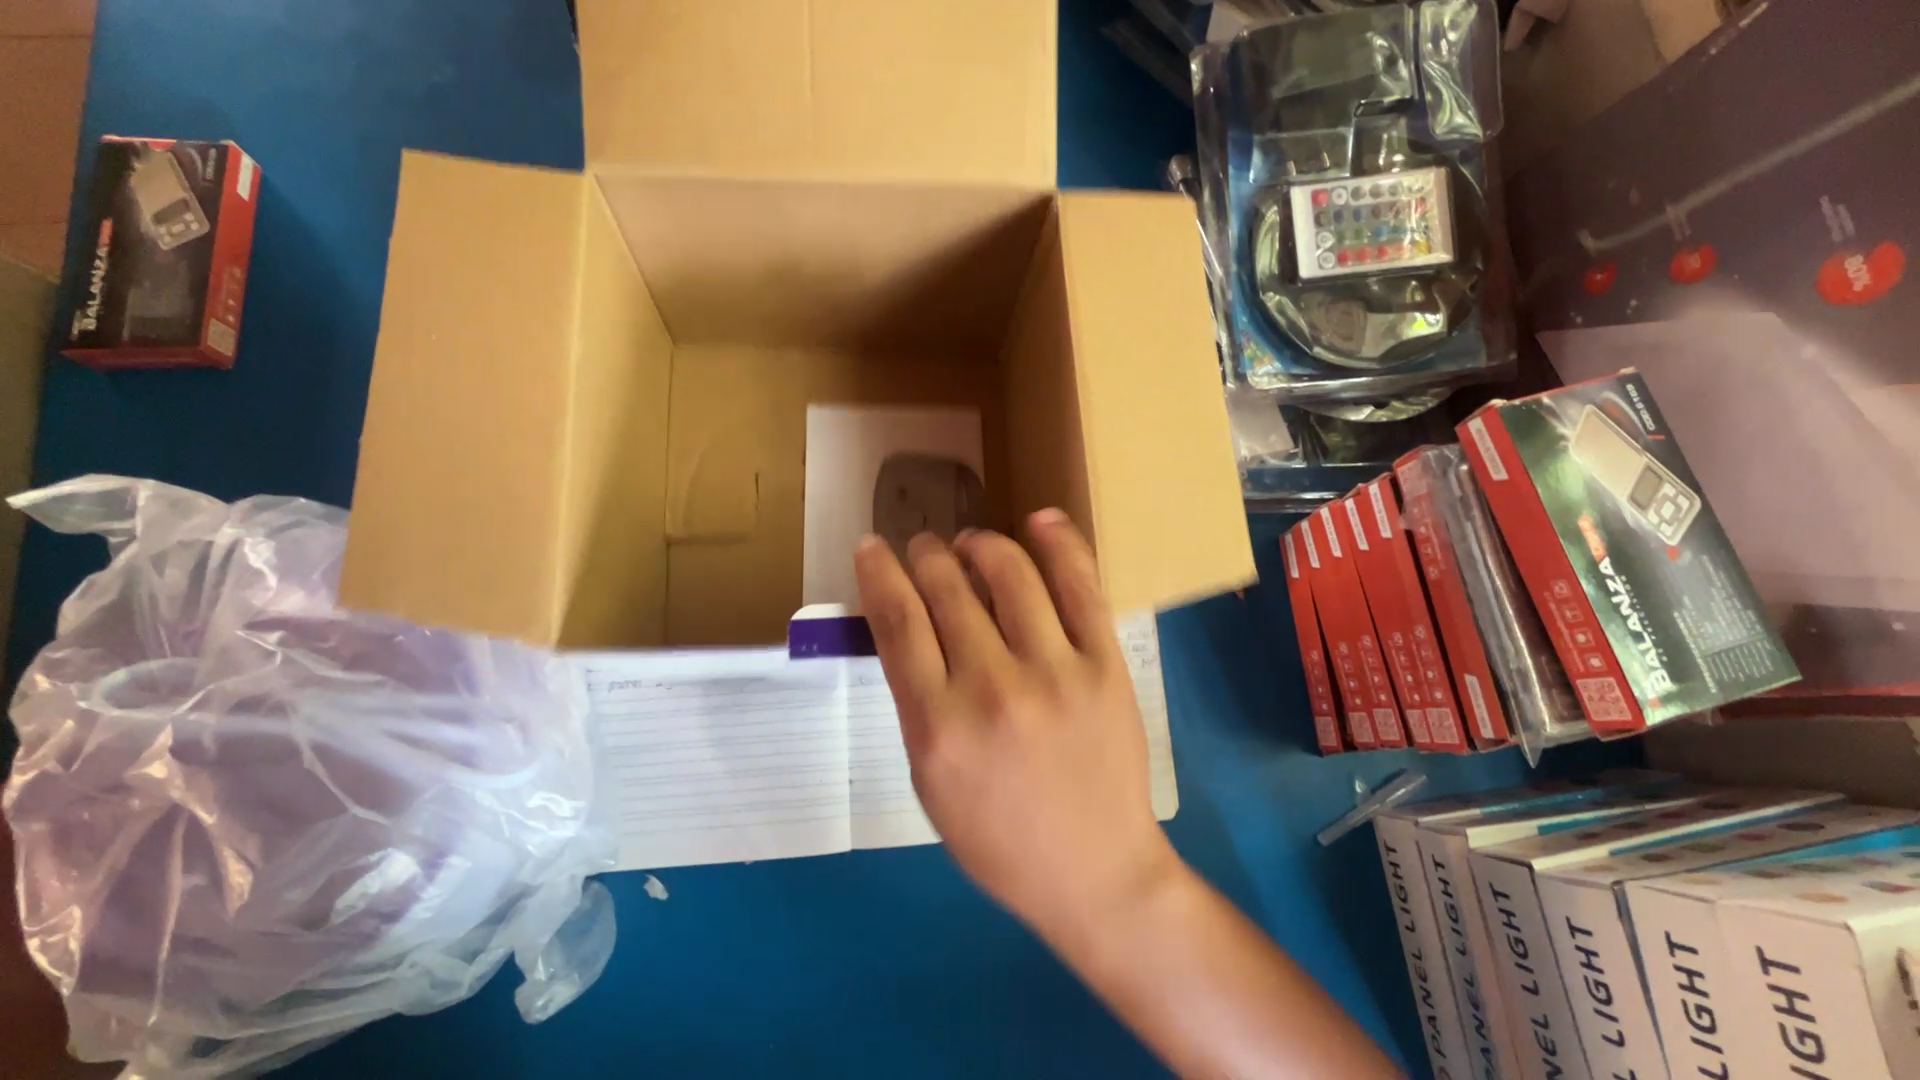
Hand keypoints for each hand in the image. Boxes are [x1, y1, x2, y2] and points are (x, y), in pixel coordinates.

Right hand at [853, 509, 1181, 935]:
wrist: (1094, 871)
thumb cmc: (998, 839)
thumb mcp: (930, 782)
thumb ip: (916, 703)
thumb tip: (908, 628)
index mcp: (937, 726)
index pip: (897, 621)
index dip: (878, 572)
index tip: (872, 547)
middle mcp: (990, 688)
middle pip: (946, 588)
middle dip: (925, 554)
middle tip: (923, 547)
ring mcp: (1055, 672)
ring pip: (1009, 573)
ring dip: (981, 544)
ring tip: (973, 544)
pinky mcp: (1106, 665)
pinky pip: (1081, 586)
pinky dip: (1058, 543)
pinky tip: (1039, 521)